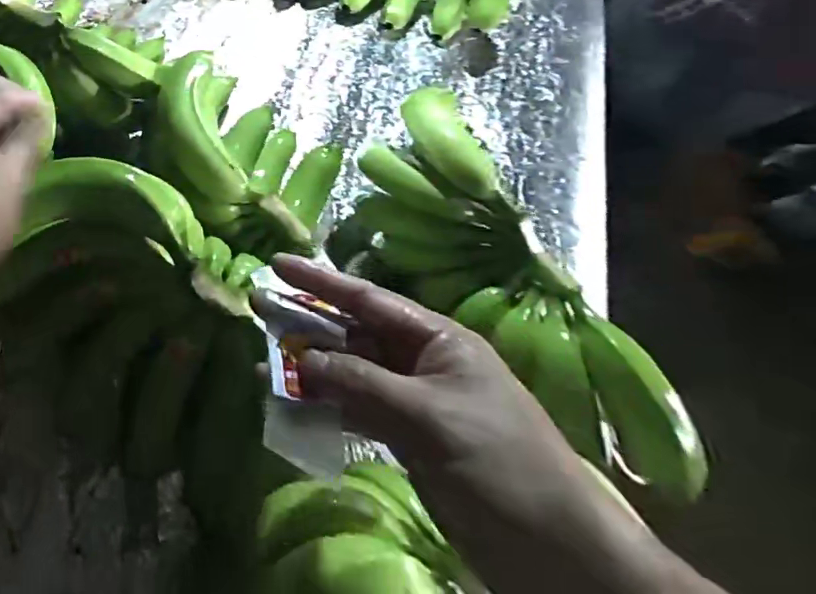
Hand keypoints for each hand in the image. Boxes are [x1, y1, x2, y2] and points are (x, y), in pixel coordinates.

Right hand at [270, 256, 720, 593]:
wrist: (557, 553)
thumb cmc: (501, 465)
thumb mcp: (430, 417)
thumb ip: (363, 384)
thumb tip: (305, 359)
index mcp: (439, 339)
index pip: (370, 300)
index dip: (322, 280)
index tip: (279, 263)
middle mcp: (424, 363)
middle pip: (355, 334)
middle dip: (309, 323)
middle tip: (258, 310)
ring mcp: (415, 403)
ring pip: (352, 375)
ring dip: (312, 371)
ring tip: (263, 364)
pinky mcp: (410, 441)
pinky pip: (359, 412)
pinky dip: (328, 409)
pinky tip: (296, 408)